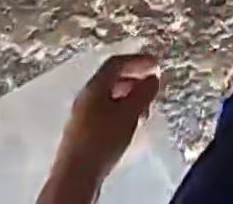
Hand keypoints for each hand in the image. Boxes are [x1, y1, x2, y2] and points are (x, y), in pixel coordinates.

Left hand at [37, 54, 160, 203]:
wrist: (77, 172)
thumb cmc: (102, 139)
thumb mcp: (127, 115)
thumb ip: (142, 95)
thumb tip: (153, 78)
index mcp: (95, 85)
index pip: (116, 63)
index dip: (137, 60)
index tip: (155, 62)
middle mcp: (87, 93)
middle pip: (112, 77)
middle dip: (134, 77)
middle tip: (152, 83)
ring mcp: (84, 111)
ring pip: (109, 94)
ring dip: (129, 95)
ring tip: (145, 106)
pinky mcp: (85, 129)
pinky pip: (107, 109)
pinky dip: (122, 109)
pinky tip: (130, 123)